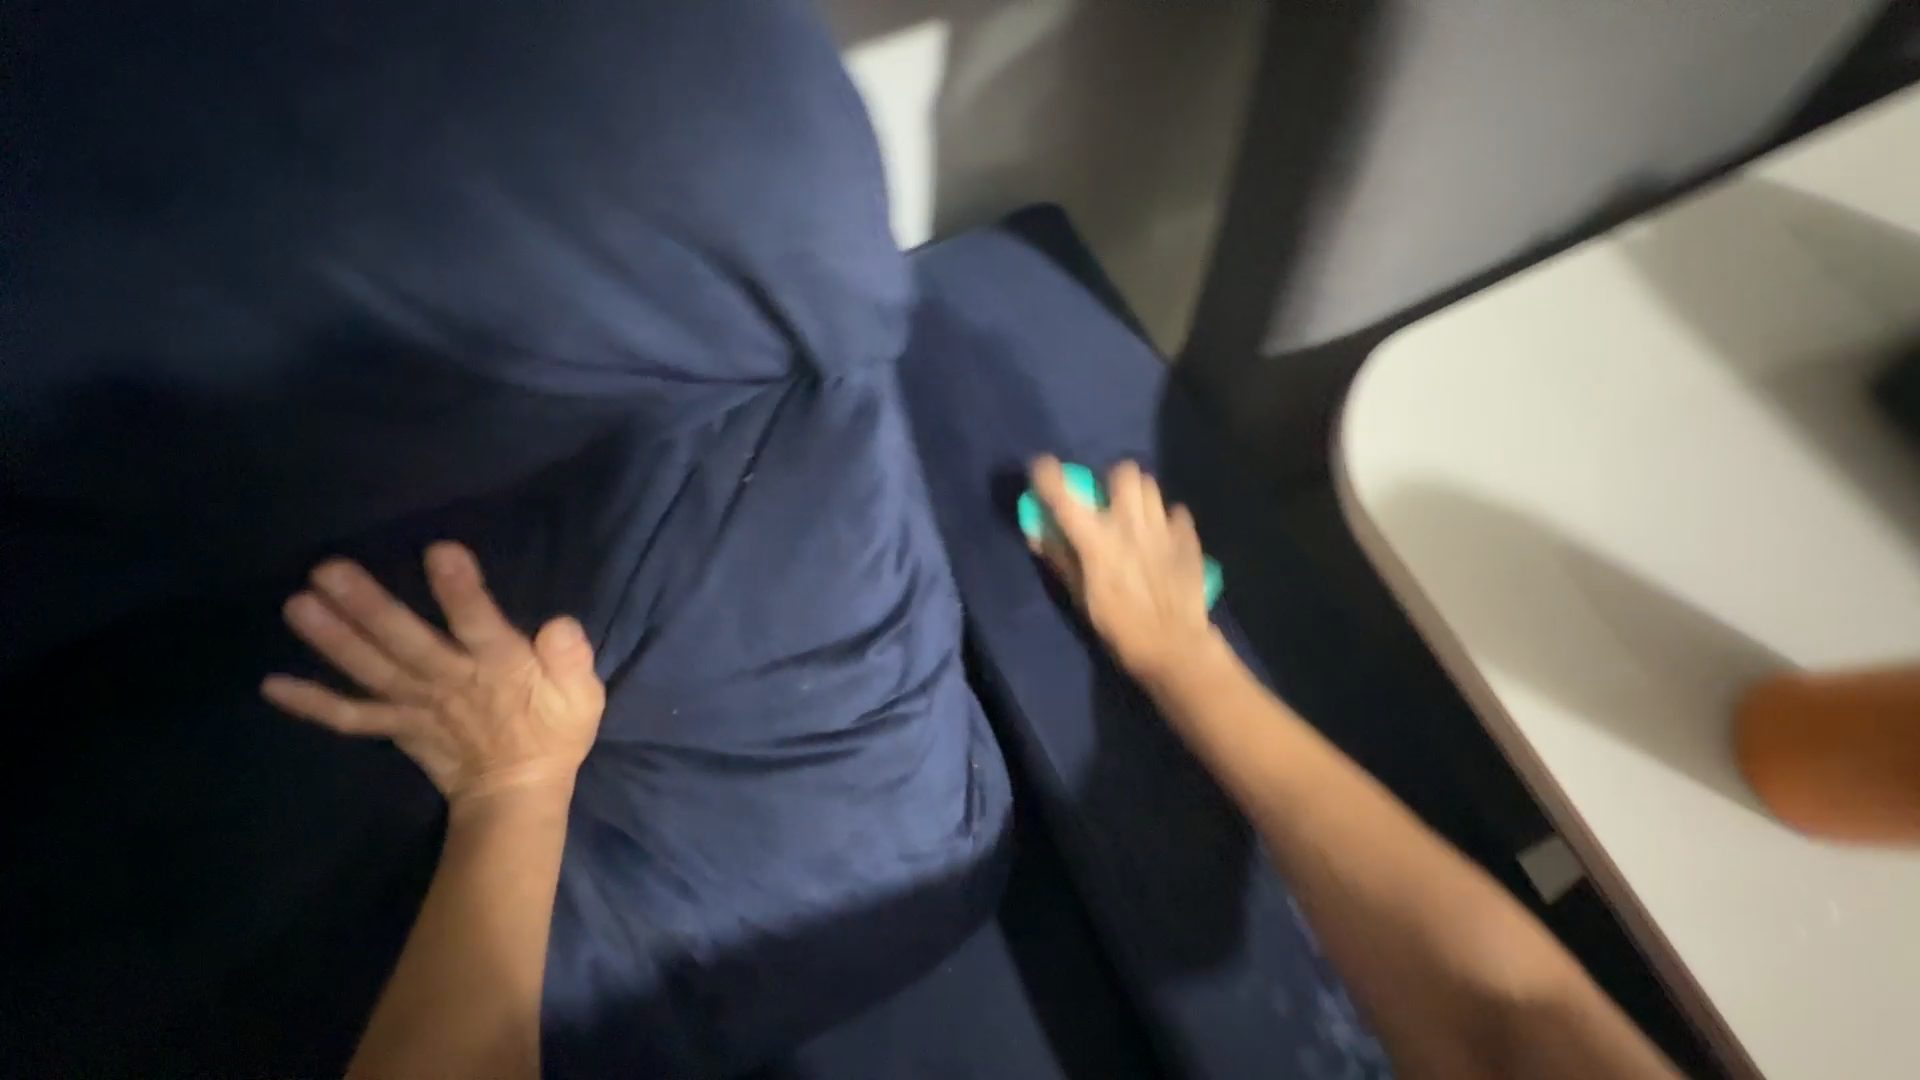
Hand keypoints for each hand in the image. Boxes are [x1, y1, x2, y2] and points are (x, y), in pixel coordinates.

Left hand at [262, 542, 605, 804]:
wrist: (521, 791)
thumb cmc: (555, 731)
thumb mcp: (583, 695)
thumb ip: (572, 658)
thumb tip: (559, 624)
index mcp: (503, 668)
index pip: (480, 624)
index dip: (461, 591)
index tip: (440, 551)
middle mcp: (453, 683)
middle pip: (407, 643)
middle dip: (369, 607)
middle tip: (328, 570)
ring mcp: (419, 707)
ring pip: (373, 671)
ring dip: (334, 640)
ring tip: (297, 604)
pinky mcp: (399, 727)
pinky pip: (352, 718)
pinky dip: (313, 705)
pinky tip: (272, 685)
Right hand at [1028, 456, 1220, 683]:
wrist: (1172, 646)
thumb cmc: (1118, 625)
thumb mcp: (1079, 595)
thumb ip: (1059, 558)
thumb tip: (1037, 533)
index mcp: (1096, 538)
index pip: (1063, 493)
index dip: (1048, 474)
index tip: (1042, 469)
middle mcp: (1129, 522)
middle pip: (1123, 473)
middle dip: (1113, 481)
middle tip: (1108, 502)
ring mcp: (1163, 527)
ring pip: (1151, 486)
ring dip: (1139, 496)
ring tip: (1136, 516)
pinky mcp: (1188, 538)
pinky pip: (1176, 513)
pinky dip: (1167, 520)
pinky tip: (1162, 538)